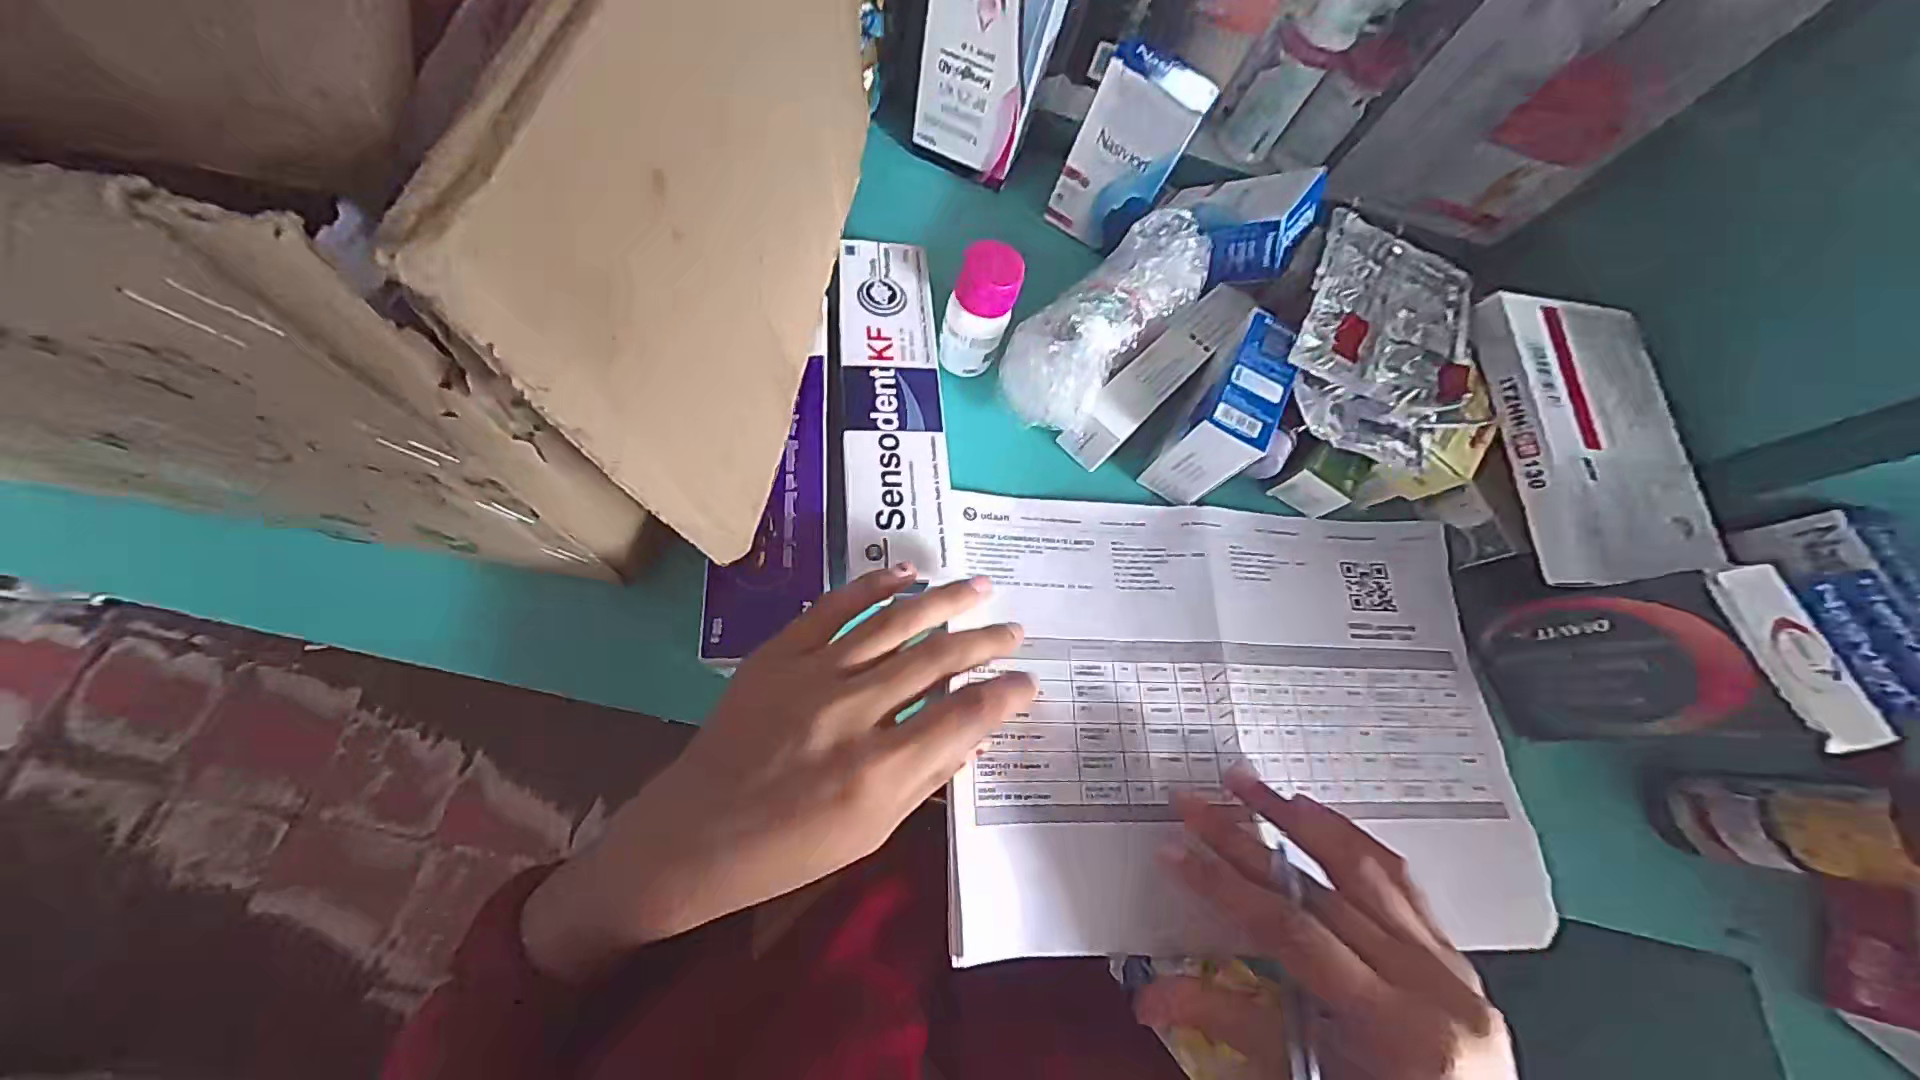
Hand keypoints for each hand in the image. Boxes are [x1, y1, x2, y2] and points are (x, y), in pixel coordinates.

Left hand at [521, 565, 1034, 982]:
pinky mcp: (779, 654)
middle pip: (938, 659)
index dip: (1005, 693)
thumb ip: (927, 778)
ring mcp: (813, 676)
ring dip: (944, 600)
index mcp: (879, 770)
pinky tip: (906, 574)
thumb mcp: (871, 831)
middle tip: (1015, 629)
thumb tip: (974, 735)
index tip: (1027, 680)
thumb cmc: (789, 848)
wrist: (696, 832)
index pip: (964, 715)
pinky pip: (834, 608)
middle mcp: (853, 713)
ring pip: (894, 623)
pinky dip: (873, 587)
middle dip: (986, 640)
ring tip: (979, 586)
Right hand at [1137, 767, 1517, 1079]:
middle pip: (1317, 891)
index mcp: (1395, 1032)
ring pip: (1367, 869)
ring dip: (1302, 820)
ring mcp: (1448, 971)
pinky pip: (1401, 882)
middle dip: (1244, 841)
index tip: (1178, 854)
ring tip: (1258, 789)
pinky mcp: (1453, 959)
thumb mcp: (1304, 1079)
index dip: (1224, 887)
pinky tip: (1323, 817)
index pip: (1290, 933)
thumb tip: (1156, 996)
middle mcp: (1429, 991)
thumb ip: (1231, 1026)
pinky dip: (1354, 842)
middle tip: (1199, 806)